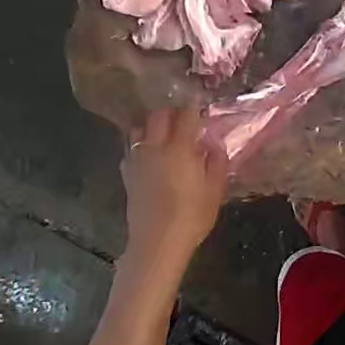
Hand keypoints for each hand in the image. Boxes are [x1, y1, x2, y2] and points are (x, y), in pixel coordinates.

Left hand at [119, 108, 228, 279]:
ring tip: (166, 133)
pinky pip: (132, 150)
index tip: (201, 101)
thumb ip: (217, 161)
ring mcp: (137, 161)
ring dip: (153, 126)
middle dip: (171, 112)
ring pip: (140, 130)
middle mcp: (155, 149)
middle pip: (158, 117)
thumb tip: (213, 144)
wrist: (157, 243)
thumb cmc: (192, 215)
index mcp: (180, 148)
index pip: (186, 116)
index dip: (194, 105)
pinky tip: (151, 156)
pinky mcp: (127, 176)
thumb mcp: (216, 188)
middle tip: (185, 116)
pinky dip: (142, 146)